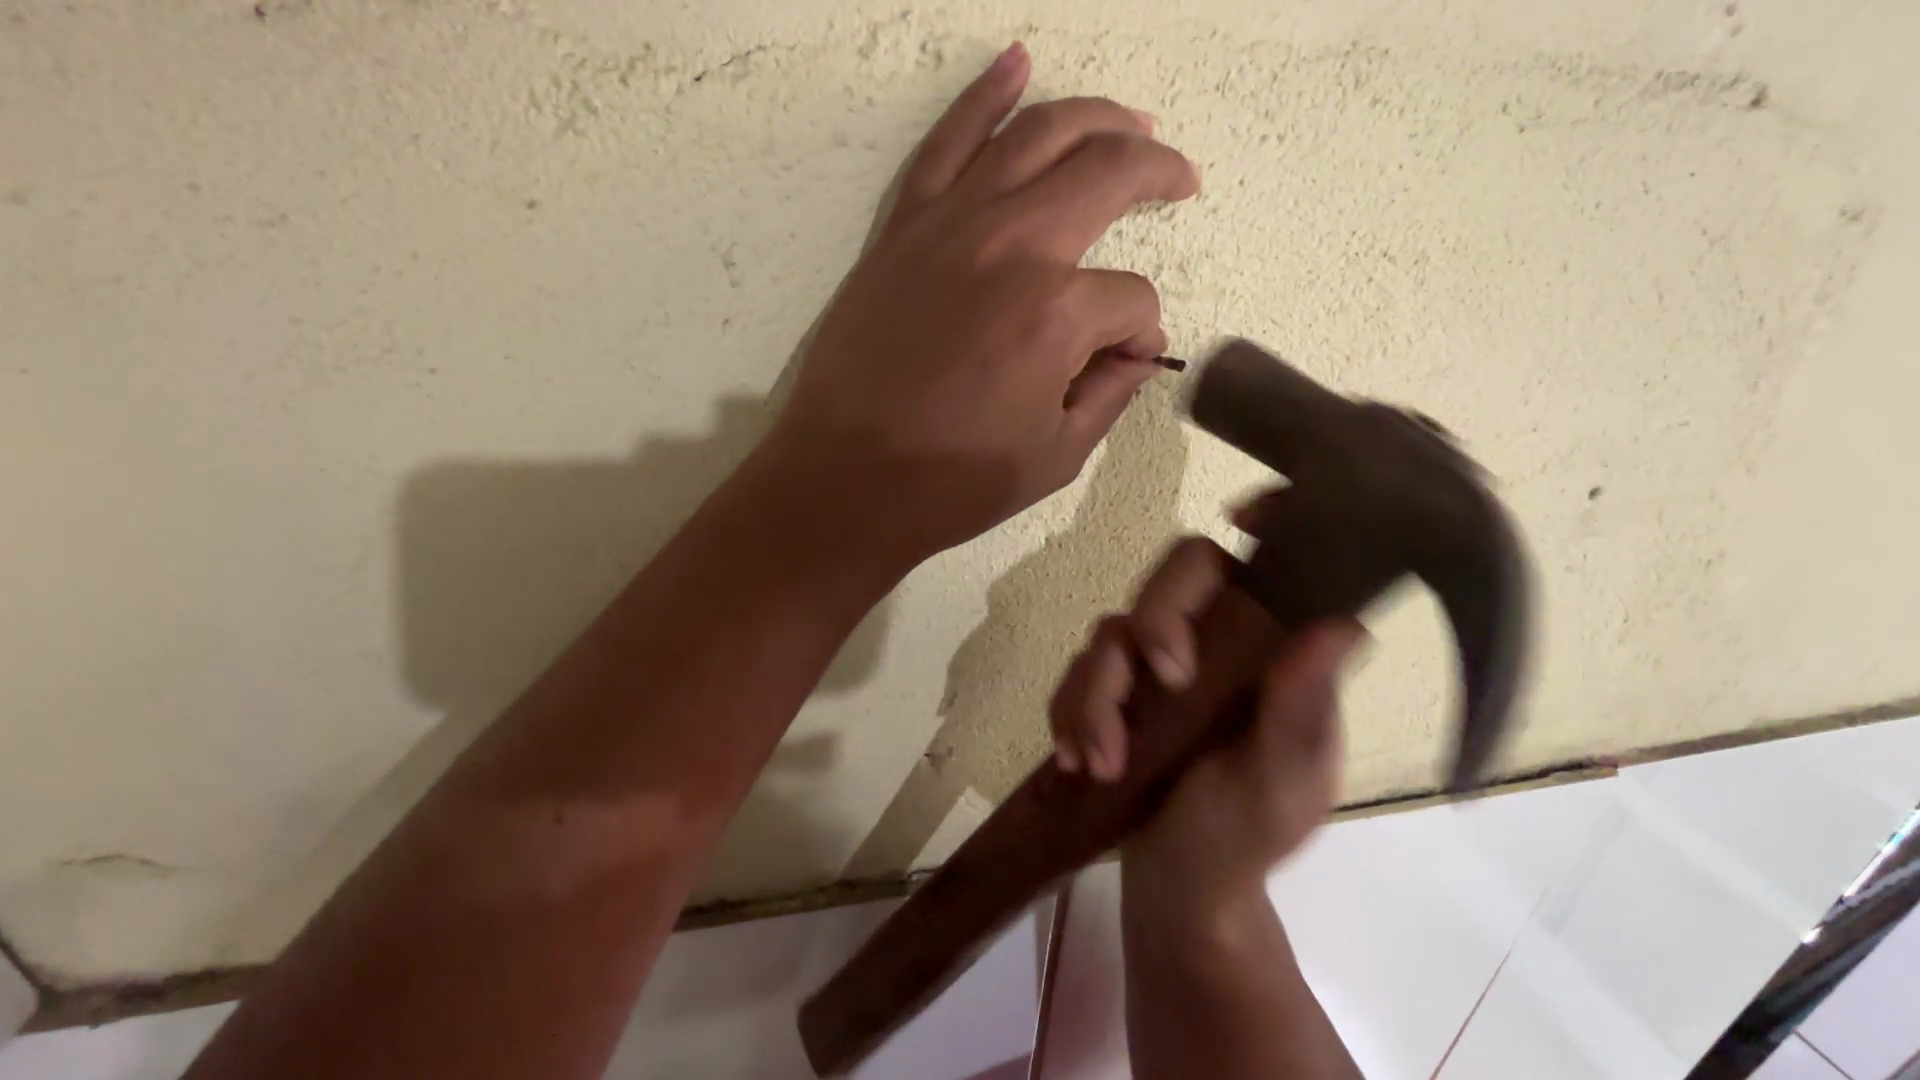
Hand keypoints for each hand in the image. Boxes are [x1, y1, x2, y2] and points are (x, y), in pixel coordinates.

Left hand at [762, 42, 1200, 565]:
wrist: (843, 481)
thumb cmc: (951, 484)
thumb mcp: (1057, 455)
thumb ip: (1110, 390)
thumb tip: (1133, 347)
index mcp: (1056, 313)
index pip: (1131, 297)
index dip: (1141, 329)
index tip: (1126, 355)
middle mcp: (1010, 247)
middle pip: (1105, 173)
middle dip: (1155, 171)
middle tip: (1179, 178)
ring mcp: (951, 226)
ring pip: (1036, 134)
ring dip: (1095, 116)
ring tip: (1131, 120)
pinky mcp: (903, 227)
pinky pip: (948, 141)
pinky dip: (985, 96)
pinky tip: (1017, 64)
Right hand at [1049, 537, 1366, 903]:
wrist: (1181, 890)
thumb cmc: (1248, 837)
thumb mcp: (1286, 783)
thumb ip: (1304, 712)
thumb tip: (1340, 626)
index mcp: (1270, 650)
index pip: (1270, 562)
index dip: (1267, 519)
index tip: (1241, 514)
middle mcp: (1214, 642)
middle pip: (1174, 573)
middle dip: (1155, 620)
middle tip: (1161, 681)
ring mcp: (1154, 666)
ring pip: (1112, 629)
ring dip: (1098, 692)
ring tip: (1104, 761)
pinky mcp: (1109, 693)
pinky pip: (1073, 674)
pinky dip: (1069, 713)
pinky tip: (1078, 761)